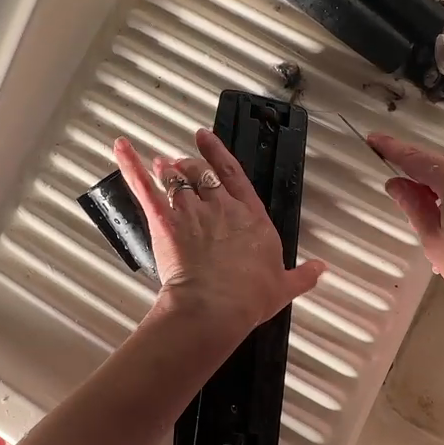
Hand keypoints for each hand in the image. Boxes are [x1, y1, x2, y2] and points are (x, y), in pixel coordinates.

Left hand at [114, 130, 325, 336]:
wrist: (217, 306)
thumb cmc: (250, 297)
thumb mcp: (284, 286)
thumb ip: (303, 275)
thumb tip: (322, 269)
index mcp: (250, 216)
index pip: (233, 175)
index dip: (218, 154)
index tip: (207, 138)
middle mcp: (220, 207)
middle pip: (201, 175)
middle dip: (190, 166)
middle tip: (180, 163)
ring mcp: (191, 211)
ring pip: (175, 180)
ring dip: (167, 170)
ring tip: (161, 165)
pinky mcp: (165, 222)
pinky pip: (145, 188)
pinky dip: (130, 166)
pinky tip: (121, 147)